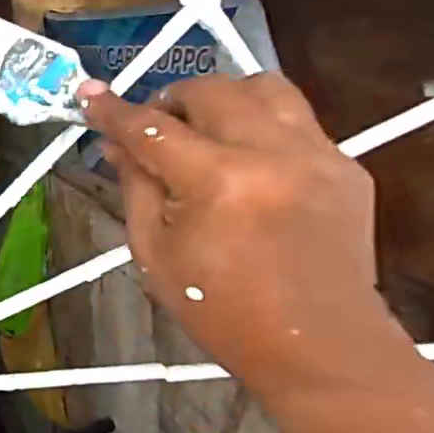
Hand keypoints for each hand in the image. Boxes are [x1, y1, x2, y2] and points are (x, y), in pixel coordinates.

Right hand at [77, 73, 398, 390]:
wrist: (317, 344)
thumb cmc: (217, 305)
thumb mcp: (152, 247)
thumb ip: (135, 183)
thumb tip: (115, 143)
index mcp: (220, 181)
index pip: (153, 128)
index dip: (113, 110)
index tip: (88, 93)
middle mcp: (275, 155)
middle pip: (214, 91)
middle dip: (170, 100)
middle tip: (149, 126)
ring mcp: (320, 157)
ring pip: (265, 88)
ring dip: (221, 99)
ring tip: (198, 128)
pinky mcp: (346, 167)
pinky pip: (294, 119)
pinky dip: (255, 123)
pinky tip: (238, 158)